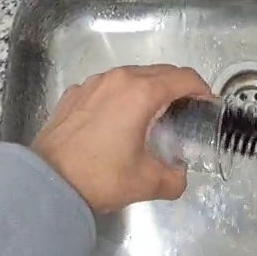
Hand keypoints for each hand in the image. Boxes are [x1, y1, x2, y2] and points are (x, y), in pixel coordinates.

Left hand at [31, 64, 212, 214]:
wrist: (49, 181)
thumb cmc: (100, 177)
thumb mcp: (147, 182)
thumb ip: (174, 178)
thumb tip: (179, 175)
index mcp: (141, 93)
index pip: (183, 78)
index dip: (202, 89)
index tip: (208, 105)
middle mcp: (118, 79)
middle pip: (160, 73)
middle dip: (178, 89)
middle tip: (186, 114)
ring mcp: (93, 83)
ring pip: (132, 76)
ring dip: (149, 90)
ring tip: (154, 117)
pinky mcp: (75, 93)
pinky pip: (108, 87)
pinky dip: (122, 97)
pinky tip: (119, 122)